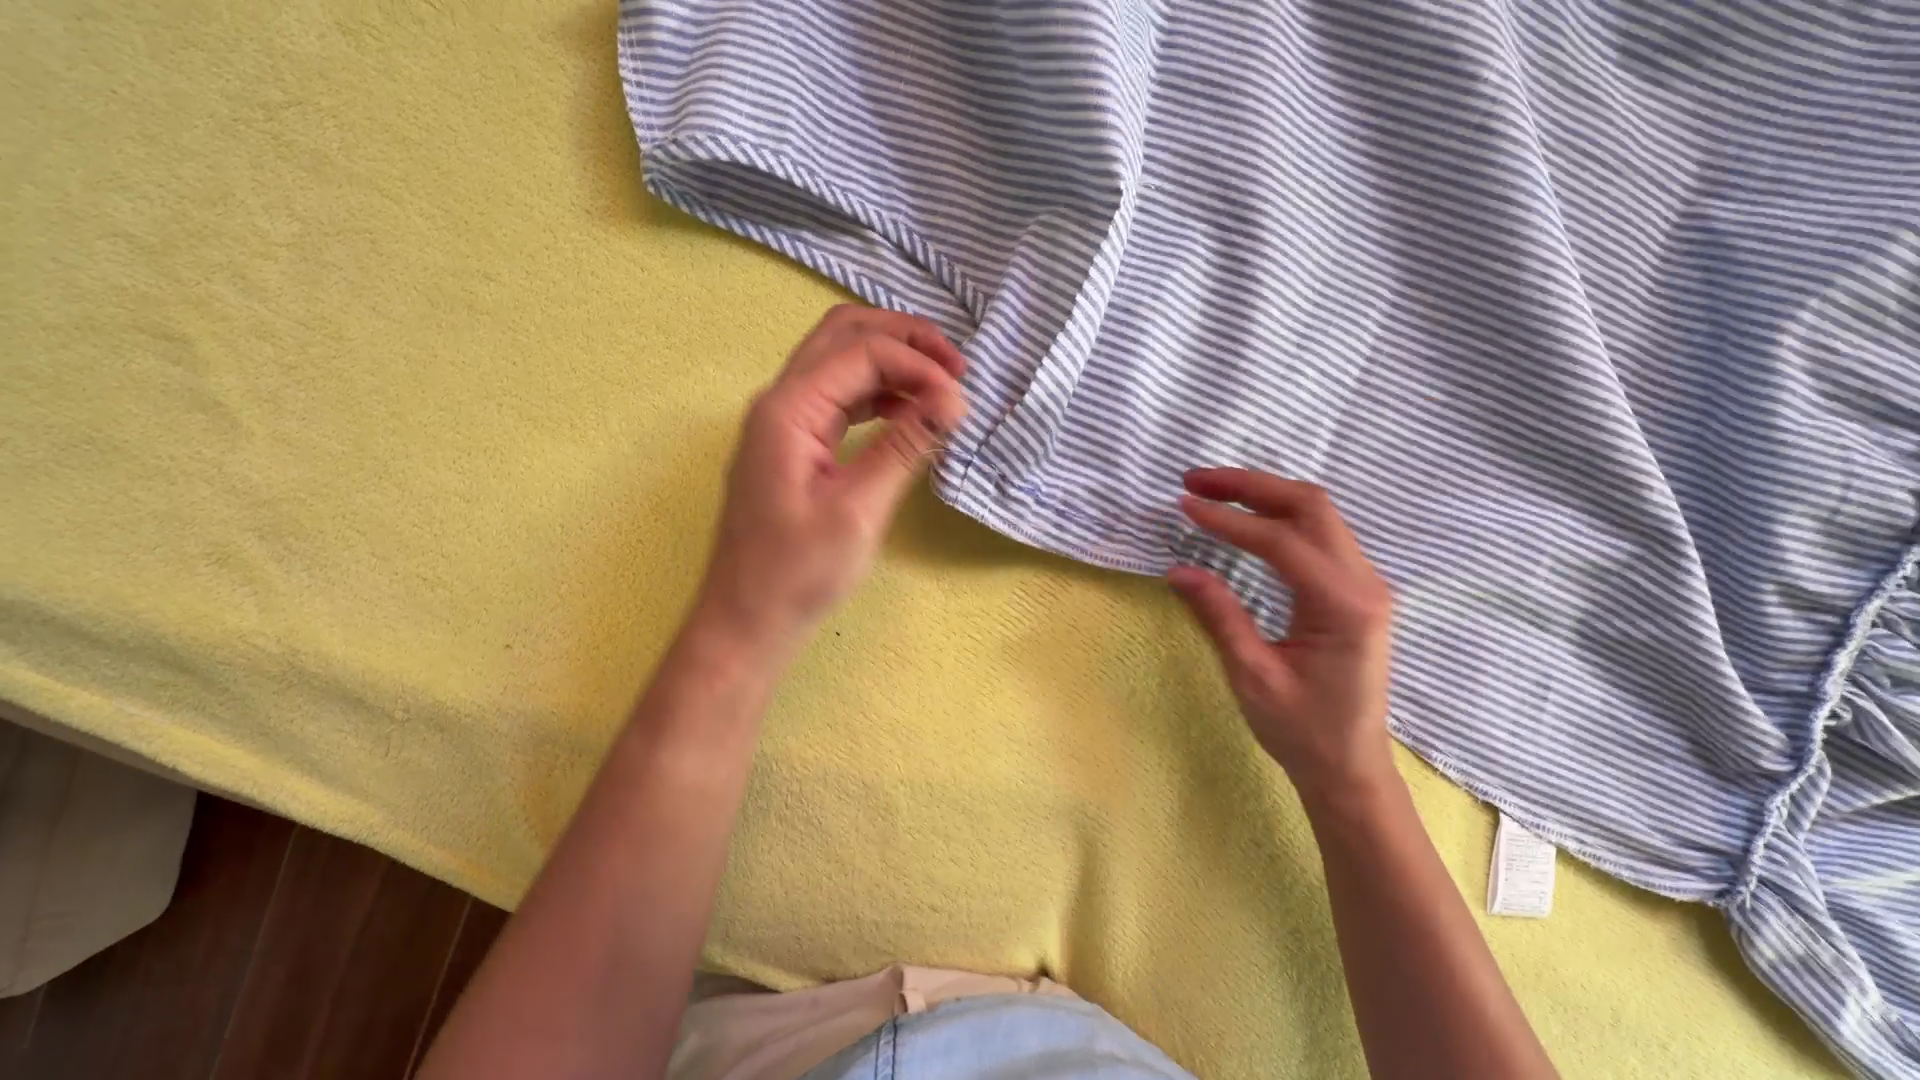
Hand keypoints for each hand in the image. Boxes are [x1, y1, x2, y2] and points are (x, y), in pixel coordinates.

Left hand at [694, 304, 967, 656]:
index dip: (918, 365)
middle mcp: (779, 401)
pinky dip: (876, 393)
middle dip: (903, 338)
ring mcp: (782, 422)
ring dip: (891, 361)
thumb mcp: (859, 509)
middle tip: (956, 363)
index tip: (961, 400)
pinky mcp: (792, 445)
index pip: (862, 352)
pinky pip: (836, 397)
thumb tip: (953, 398)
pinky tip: (909, 413)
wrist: (746, 621)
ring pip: (838, 360)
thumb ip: (905, 445)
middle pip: (843, 334)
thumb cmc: (797, 573)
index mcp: (788, 409)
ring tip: (941, 386)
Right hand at [1169, 468, 1397, 805]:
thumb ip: (1220, 615)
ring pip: (1319, 514)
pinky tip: (1248, 518)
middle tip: (1195, 482)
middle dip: (1250, 486)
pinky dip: (1281, 516)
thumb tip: (1179, 569)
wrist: (1350, 767)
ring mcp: (1366, 584)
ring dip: (1265, 495)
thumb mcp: (1253, 675)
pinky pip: (1321, 534)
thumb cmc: (1302, 731)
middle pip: (1310, 506)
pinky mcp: (1356, 591)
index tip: (1184, 506)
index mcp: (1343, 607)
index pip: (1282, 541)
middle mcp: (1364, 584)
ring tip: (1213, 492)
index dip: (1230, 519)